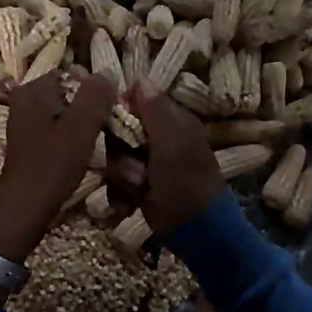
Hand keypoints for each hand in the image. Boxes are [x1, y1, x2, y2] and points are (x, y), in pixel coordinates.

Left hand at [0, 72, 116, 260]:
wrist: (24, 210)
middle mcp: (25, 101)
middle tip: (114, 135)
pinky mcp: (31, 144)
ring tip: (108, 151)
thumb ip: (95, 95)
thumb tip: (107, 72)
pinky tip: (89, 159)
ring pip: (69, 118)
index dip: (99, 94)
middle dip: (96, 116)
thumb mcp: (80, 127)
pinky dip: (76, 143)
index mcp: (33, 90)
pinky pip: (60, 134)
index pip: (76, 76)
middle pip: (72, 97)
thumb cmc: (52, 166)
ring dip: (90, 133)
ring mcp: (26, 123)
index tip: (114, 115)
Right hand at [114, 80, 224, 237]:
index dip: (122, 110)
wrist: (197, 231)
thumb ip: (156, 110)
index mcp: (173, 120)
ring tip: (140, 188)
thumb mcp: (173, 142)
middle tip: (136, 167)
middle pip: (119, 131)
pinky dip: (121, 194)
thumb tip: (139, 79)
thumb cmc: (187, 183)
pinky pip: (116, 182)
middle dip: (120, 151)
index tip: (116, 125)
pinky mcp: (139, 188)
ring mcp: (148, 164)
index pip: (137, 100)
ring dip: (122, 176)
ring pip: (114, 158)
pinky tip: (133, 202)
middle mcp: (159, 138)